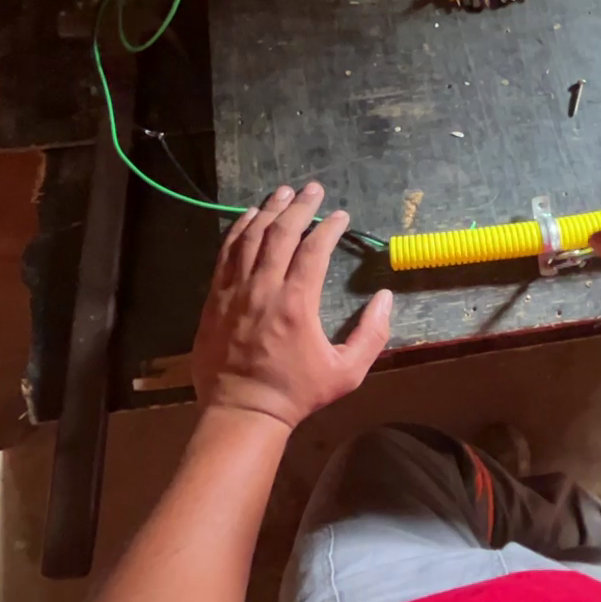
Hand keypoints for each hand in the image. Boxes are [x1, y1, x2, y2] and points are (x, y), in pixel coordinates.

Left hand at [192, 182, 392, 429]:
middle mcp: (264, 289)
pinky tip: (249, 216)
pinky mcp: (215, 298)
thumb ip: (371, 334)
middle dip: (300, 207)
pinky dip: (239, 230)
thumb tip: (384, 297)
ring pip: (251, 238)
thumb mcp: (346, 372)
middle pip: (281, 234)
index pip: (314, 250)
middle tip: (313, 189)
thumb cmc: (297, 392)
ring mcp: (235, 292)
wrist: (242, 412)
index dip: (329, 227)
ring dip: (268, 211)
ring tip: (283, 193)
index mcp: (296, 304)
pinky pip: (226, 254)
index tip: (341, 216)